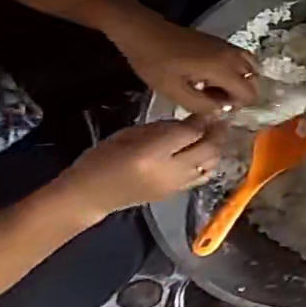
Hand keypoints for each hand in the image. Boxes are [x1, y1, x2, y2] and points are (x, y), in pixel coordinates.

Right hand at [54, 117, 226, 219]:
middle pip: (208, 149)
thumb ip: (162, 127)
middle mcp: (168, 171)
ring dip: (216, 148)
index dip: (203, 120)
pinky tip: (203, 154)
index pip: (190, 134)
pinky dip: (209, 163)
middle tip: (216, 122)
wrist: (89, 196)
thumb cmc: (102, 159)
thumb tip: (192, 120)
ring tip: (211, 136)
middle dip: (217, 134)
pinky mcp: (178, 194)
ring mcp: (176, 185)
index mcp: (150, 154)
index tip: (208, 111)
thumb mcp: (128, 134)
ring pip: (211, 164)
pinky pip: (204, 176)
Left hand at [109, 14, 259, 117]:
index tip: (214, 106)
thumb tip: (221, 111)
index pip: (249, 94)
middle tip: (213, 98)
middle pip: (254, 82)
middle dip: (239, 94)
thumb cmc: (155, 62)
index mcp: (223, 70)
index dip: (236, 106)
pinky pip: (244, 60)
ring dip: (240, 82)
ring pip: (252, 70)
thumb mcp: (173, 91)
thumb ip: (201, 105)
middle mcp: (234, 58)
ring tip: (216, 87)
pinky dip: (238, 71)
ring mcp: (231, 48)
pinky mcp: (224, 43)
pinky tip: (216, 75)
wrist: (145, 31)